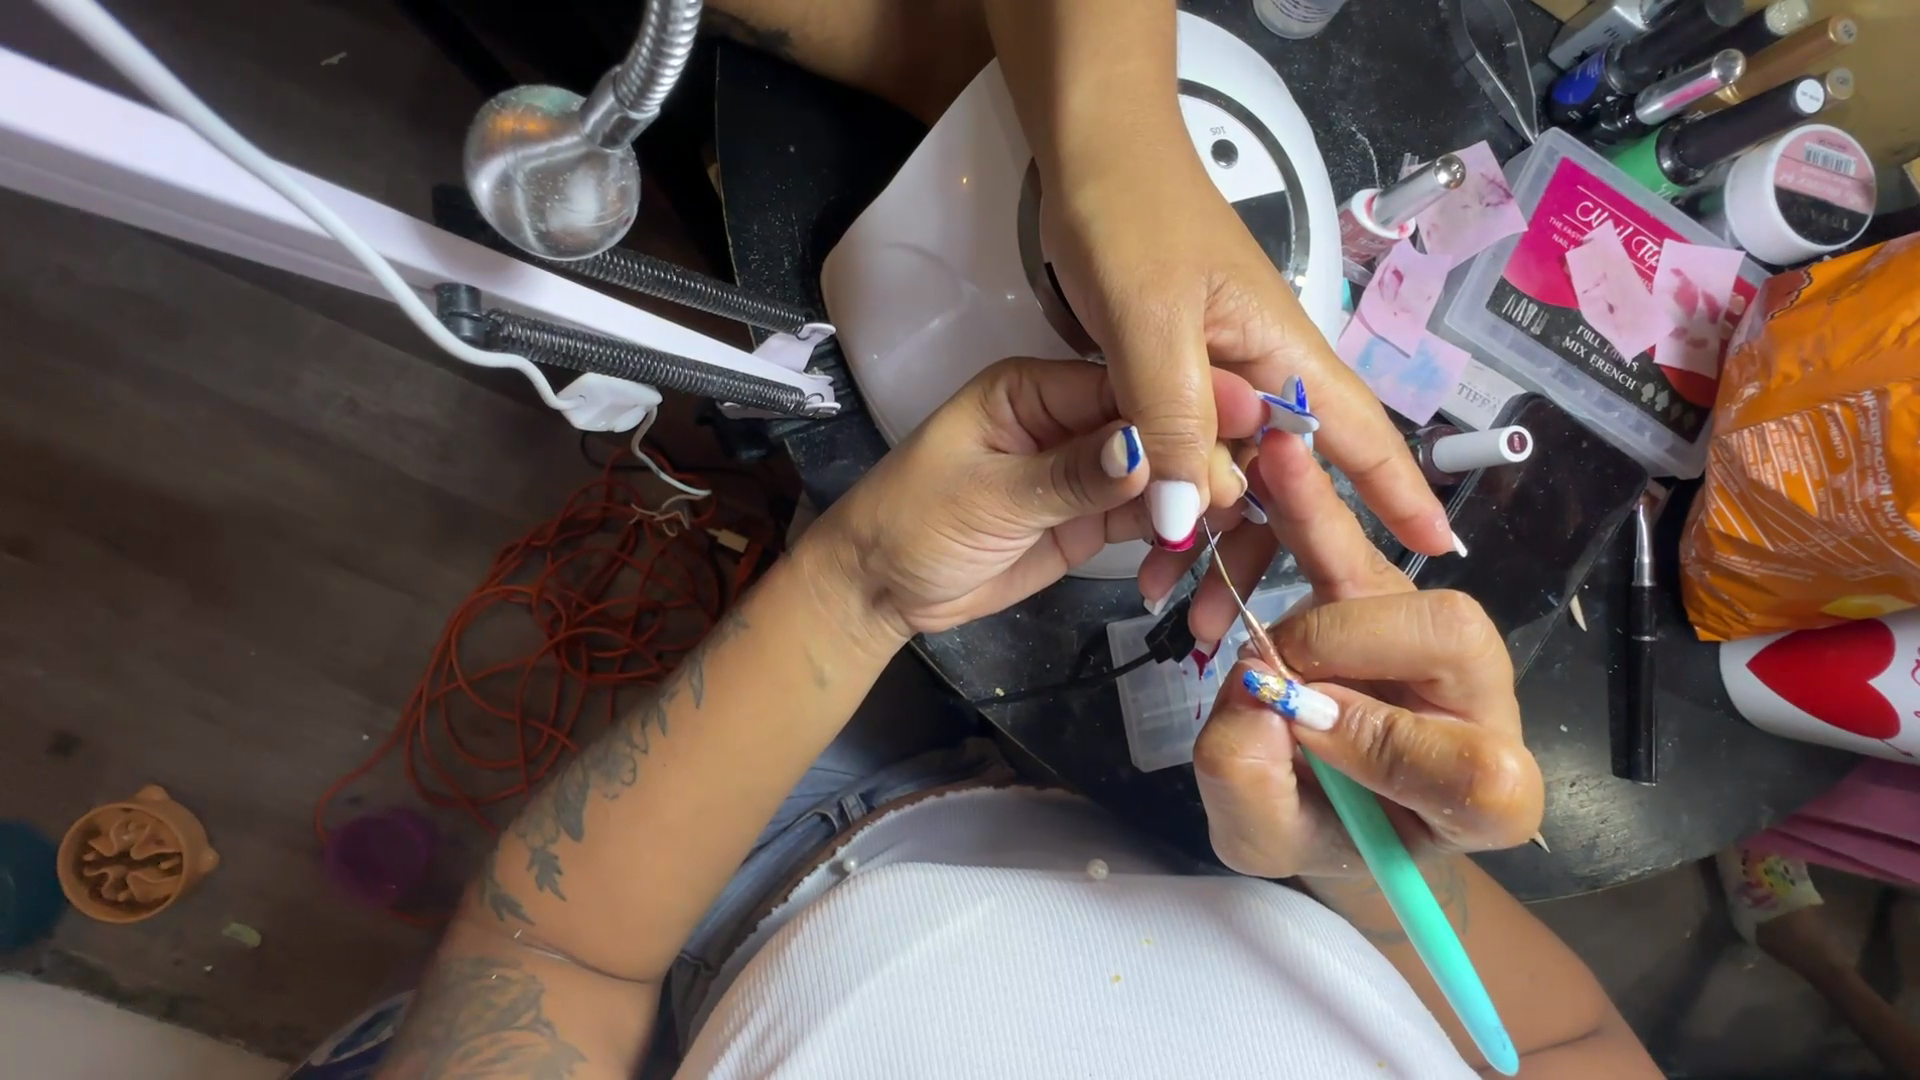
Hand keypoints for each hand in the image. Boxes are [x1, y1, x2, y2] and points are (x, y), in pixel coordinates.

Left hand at [809, 357, 1264, 638]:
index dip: (1179, 408)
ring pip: (1155, 473)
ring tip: (1229, 518)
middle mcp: (1066, 420)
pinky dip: (1169, 528)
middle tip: (1234, 491)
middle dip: (1191, 456)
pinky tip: (1197, 541)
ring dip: (1188, 494)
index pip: (1122, 386)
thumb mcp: (988, 495)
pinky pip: (1141, 514)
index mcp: (1035, 389)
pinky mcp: (1088, 516)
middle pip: (1150, 428)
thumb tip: (1148, 453)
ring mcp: (1082, 470)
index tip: (1241, 427)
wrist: (883, 587)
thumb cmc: (914, 523)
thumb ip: (1069, 476)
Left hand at [1042, 138, 1452, 590]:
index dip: (1396, 495)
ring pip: (1224, 473)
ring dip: (1199, 535)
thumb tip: (1187, 518)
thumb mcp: (1149, 325)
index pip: (1356, 434)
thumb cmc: (1131, 222)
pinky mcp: (1171, 377)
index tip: (1432, 555)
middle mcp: (1258, 372)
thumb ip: (1170, 420)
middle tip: (1218, 626)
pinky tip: (1140, 537)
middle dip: (1256, 552)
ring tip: (1166, 599)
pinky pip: (1180, 450)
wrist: (1089, 159)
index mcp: (1280, 355)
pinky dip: (1164, 496)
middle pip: (1279, 478)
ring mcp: (1214, 376)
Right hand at [1191, 433, 1541, 877]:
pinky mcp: (1375, 598)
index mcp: (1480, 794)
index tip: (1301, 734)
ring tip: (1267, 477)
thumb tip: (1250, 688)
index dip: (1386, 748)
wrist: (1312, 800)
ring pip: (1391, 578)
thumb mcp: (1263, 838)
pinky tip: (1278, 456)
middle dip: (1337, 644)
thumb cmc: (1303, 828)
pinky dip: (1308, 503)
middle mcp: (1476, 703)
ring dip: (1320, 526)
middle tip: (1259, 670)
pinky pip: (1343, 545)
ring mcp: (1424, 640)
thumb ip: (1251, 785)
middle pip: (1450, 640)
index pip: (1478, 771)